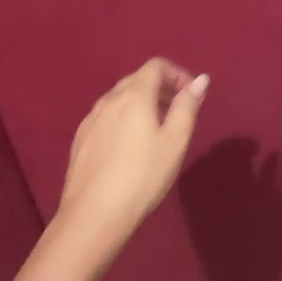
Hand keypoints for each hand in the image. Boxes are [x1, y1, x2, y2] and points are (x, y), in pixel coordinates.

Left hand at [57, 59, 208, 247]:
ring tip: (156, 132)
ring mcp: (91, 118)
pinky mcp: (81, 138)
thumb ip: (187, 106)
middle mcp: (109, 99)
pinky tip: (129, 148)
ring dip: (142, 104)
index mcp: (134, 95)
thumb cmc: (143, 176)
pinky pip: (107, 116)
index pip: (156, 65)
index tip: (191, 97)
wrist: (93, 215)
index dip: (177, 74)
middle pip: (138, 79)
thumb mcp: (175, 141)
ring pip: (120, 98)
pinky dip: (124, 119)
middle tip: (178, 115)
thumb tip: (200, 80)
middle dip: (161, 89)